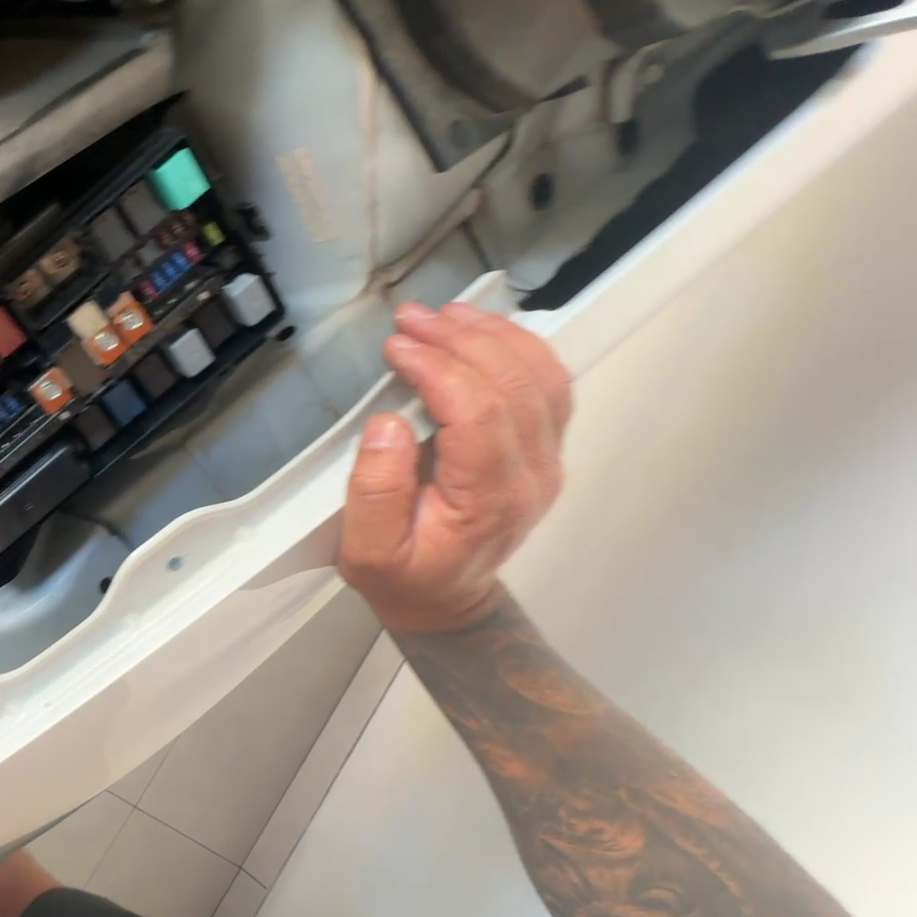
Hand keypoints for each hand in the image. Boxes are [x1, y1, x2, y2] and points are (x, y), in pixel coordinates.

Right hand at [338, 302, 572, 633]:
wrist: (444, 601)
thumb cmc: (403, 577)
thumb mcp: (368, 551)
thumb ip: (374, 491)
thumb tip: (387, 425)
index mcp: (489, 500)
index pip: (479, 414)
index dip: (438, 370)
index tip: (396, 349)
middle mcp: (532, 475)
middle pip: (515, 385)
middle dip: (462, 341)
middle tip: (411, 319)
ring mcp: (546, 460)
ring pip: (544, 377)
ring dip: (495, 336)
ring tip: (444, 315)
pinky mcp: (542, 449)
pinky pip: (548, 385)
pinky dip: (517, 349)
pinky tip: (481, 331)